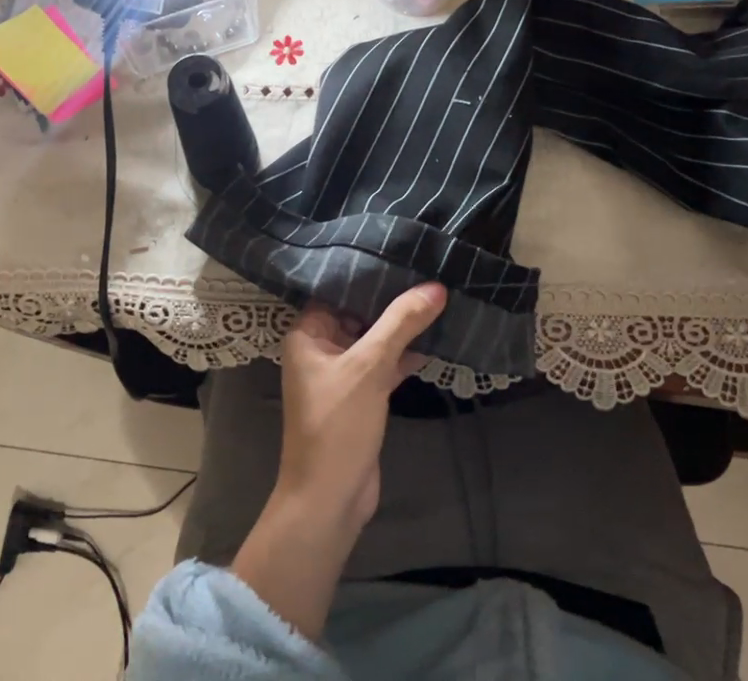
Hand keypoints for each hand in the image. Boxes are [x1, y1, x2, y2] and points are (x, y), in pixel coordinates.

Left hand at [230, 283, 444, 640]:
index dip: (367, 273)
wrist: (329, 498)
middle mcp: (319, 349)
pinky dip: (405, 355)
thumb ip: (401, 324)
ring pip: (374, 340)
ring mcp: (340, 375)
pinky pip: (383, 366)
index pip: (337, 290)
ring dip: (402, 328)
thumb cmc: (337, 425)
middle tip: (430, 271)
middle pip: (358, 313)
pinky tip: (437, 340)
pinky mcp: (360, 397)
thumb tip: (435, 287)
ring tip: (441, 298)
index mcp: (307, 334)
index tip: (402, 251)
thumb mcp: (370, 367)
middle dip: (391, 299)